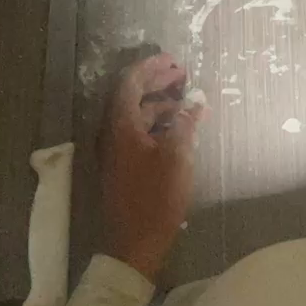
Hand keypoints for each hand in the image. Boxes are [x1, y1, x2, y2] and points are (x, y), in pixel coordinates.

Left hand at [100, 53, 204, 281]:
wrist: (133, 244)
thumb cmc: (155, 198)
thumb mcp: (176, 157)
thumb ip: (184, 124)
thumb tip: (194, 102)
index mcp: (120, 126)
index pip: (130, 83)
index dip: (151, 67)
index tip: (174, 61)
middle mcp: (111, 133)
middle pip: (130, 96)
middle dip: (155, 81)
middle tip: (181, 74)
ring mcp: (114, 151)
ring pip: (134, 115)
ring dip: (157, 103)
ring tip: (184, 102)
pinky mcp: (121, 165)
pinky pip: (136, 132)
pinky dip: (155, 123)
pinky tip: (176, 128)